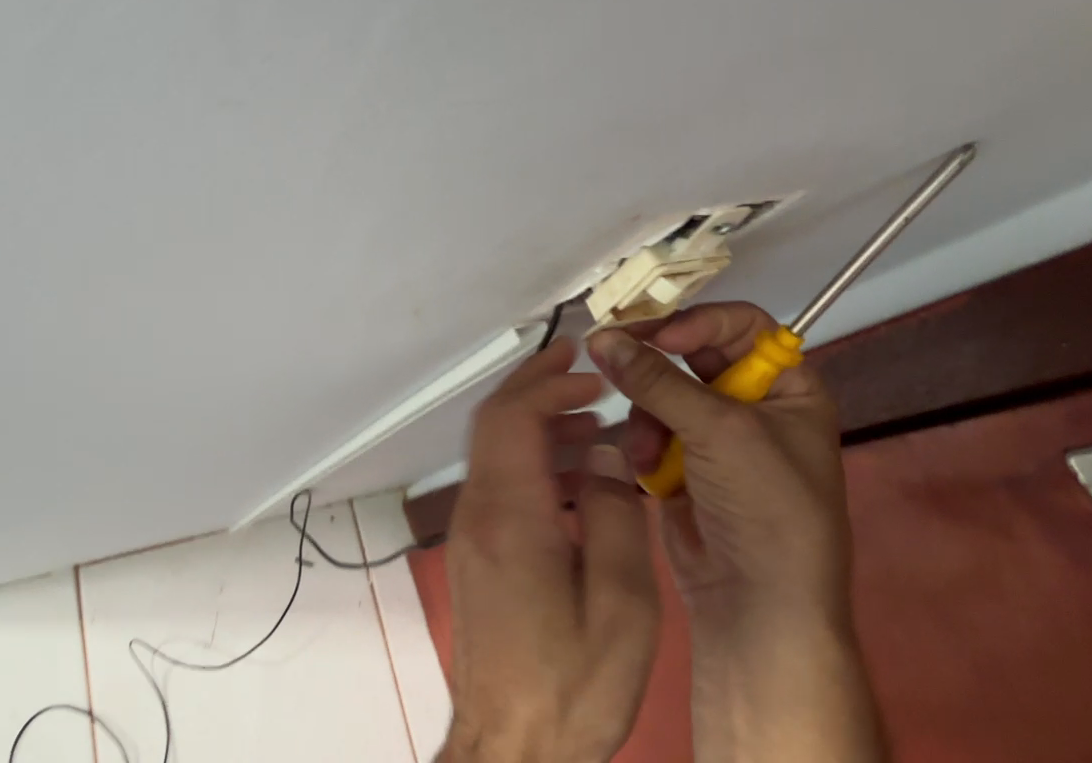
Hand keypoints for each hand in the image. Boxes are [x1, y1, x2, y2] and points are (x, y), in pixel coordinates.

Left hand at [439, 337, 659, 762]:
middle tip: (580, 366)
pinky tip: (573, 476)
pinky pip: (497, 481)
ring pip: (492, 449)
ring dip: (533, 421)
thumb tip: (599, 454)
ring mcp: (469, 531)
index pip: (513, 417)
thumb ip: (611, 514)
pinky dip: (530, 459)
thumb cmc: (573, 682)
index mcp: (510, 515)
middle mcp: (477, 512)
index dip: (550, 382)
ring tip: (589, 418)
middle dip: (533, 384)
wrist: (511, 742)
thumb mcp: (622, 603)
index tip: (593, 372)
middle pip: (492, 422)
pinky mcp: (474, 551)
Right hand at [589, 303, 850, 620]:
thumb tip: (598, 336)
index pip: (742, 325)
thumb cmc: (765, 507)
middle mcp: (753, 403)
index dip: (699, 323)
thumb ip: (656, 379)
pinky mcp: (682, 462)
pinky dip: (642, 443)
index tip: (659, 339)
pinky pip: (648, 428)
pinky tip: (645, 471)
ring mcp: (714, 434)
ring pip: (661, 391)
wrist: (756, 602)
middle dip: (655, 364)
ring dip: (646, 413)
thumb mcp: (718, 432)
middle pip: (692, 354)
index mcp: (789, 387)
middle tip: (609, 355)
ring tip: (645, 448)